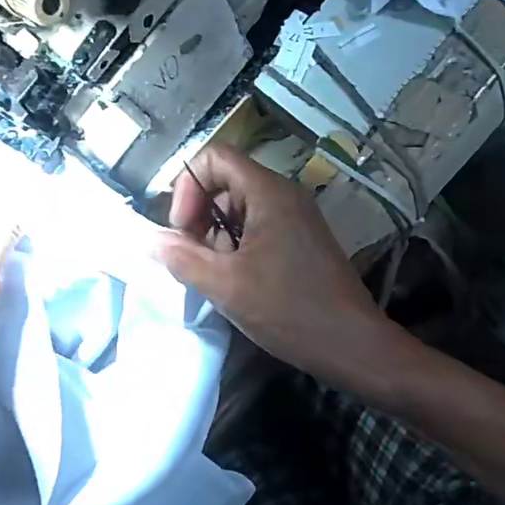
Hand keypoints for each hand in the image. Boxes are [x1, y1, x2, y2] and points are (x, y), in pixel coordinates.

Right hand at [154, 144, 402, 390]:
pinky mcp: (299, 238)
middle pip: (224, 183)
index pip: (214, 158)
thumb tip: (151, 240)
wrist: (352, 345)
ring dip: (215, 236)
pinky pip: (255, 226)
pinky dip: (235, 246)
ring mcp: (294, 216)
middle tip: (192, 257)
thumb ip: (182, 258)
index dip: (188, 187)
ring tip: (215, 275)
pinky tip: (234, 280)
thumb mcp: (226, 286)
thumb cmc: (289, 310)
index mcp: (268, 193)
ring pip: (237, 207)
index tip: (182, 230)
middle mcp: (283, 194)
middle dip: (198, 216)